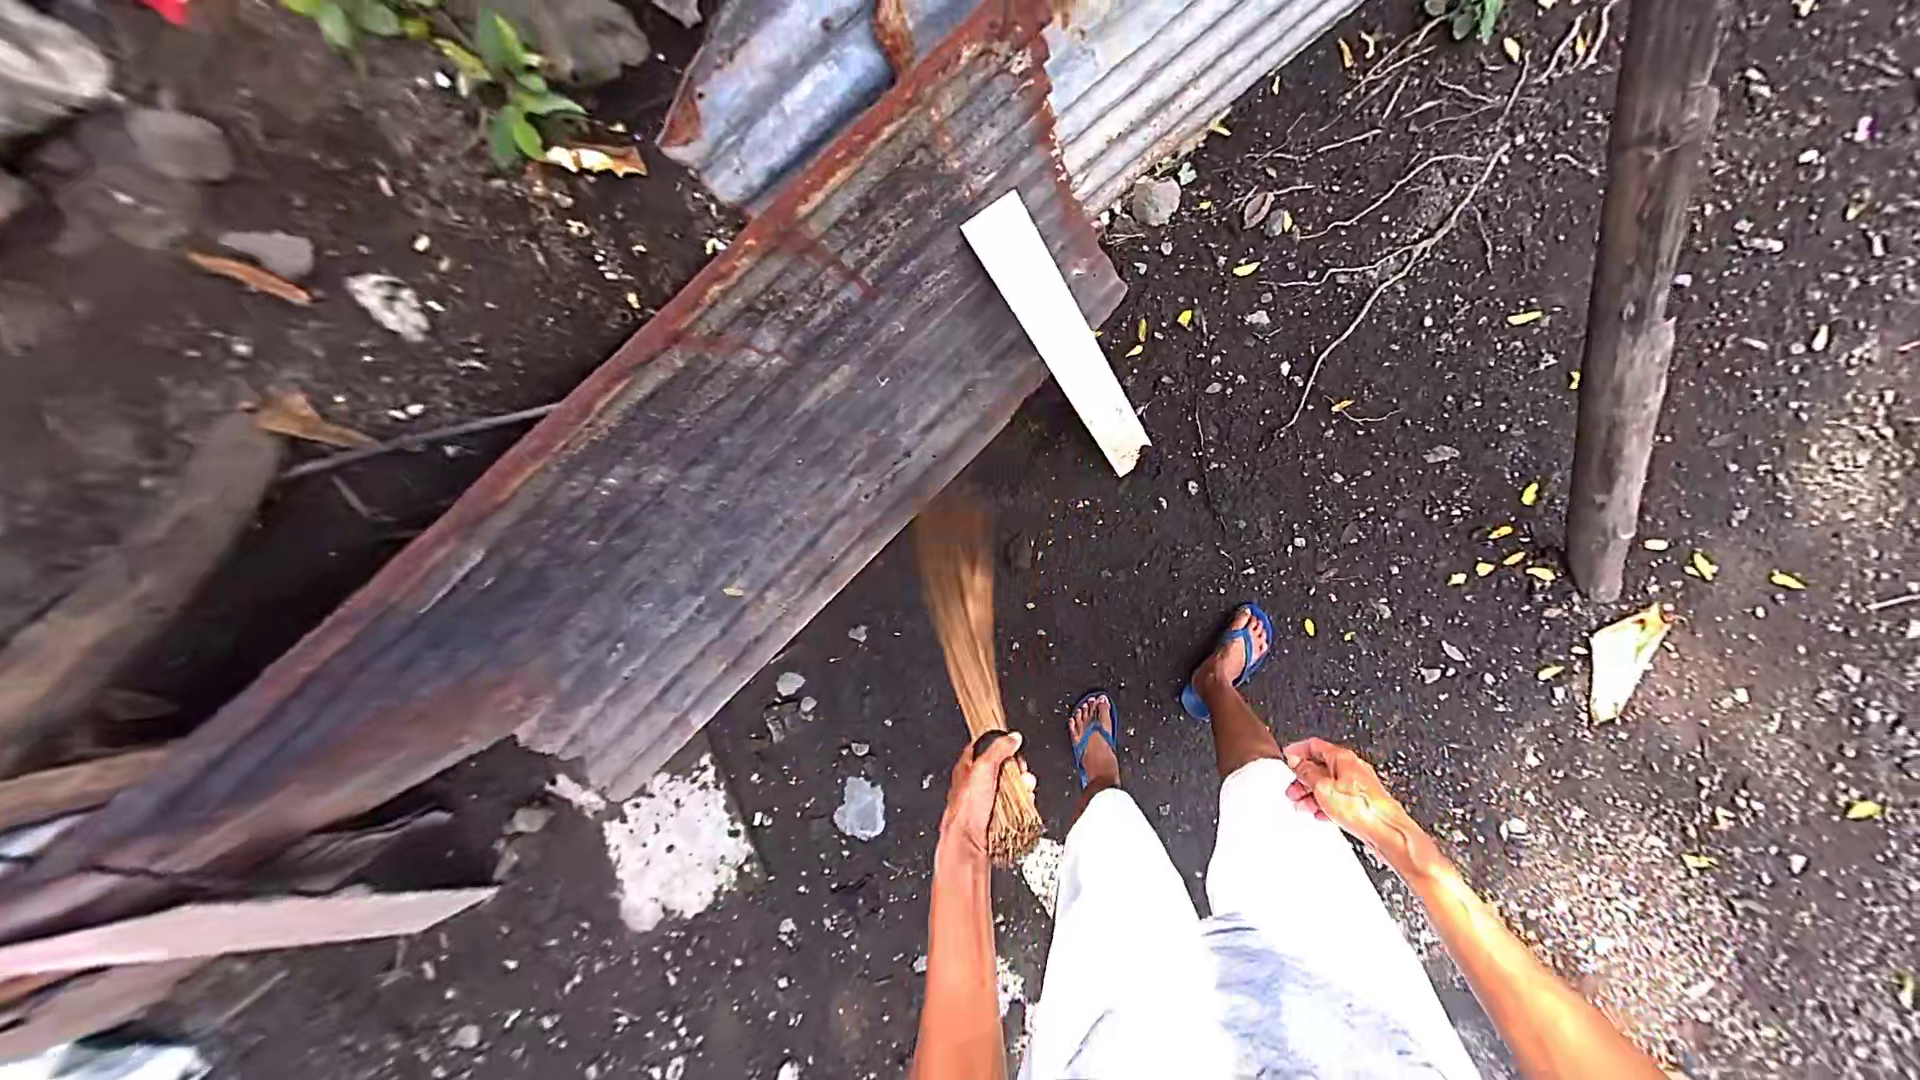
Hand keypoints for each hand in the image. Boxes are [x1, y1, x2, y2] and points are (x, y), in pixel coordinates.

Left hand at [937, 731, 1031, 862]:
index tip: (1013, 749)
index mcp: (968, 766)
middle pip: (1003, 767)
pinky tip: (1025, 804)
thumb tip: (1012, 737)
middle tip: (1022, 774)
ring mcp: (987, 800)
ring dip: (1022, 787)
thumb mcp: (983, 768)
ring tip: (1026, 790)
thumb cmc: (966, 809)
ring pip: (1010, 786)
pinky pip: (1014, 804)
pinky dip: (1022, 803)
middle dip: (1017, 770)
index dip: (1002, 746)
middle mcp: (976, 782)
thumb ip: (998, 749)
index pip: (987, 747)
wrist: (968, 844)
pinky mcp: (996, 815)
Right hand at [1283, 737, 1429, 874]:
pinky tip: (1320, 813)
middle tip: (1291, 788)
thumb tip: (1295, 761)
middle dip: (1302, 777)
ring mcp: (1359, 787)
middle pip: (1320, 766)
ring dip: (1311, 793)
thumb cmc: (1363, 809)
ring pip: (1328, 784)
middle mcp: (1353, 769)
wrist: (1390, 835)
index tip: (1285, 759)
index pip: (1314, 745)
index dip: (1296, 751)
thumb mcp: (1322, 787)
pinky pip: (1338, 798)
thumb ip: (1305, 771)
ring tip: (1302, 805)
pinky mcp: (1362, 803)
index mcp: (1343, 758)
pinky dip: (1325, 803)